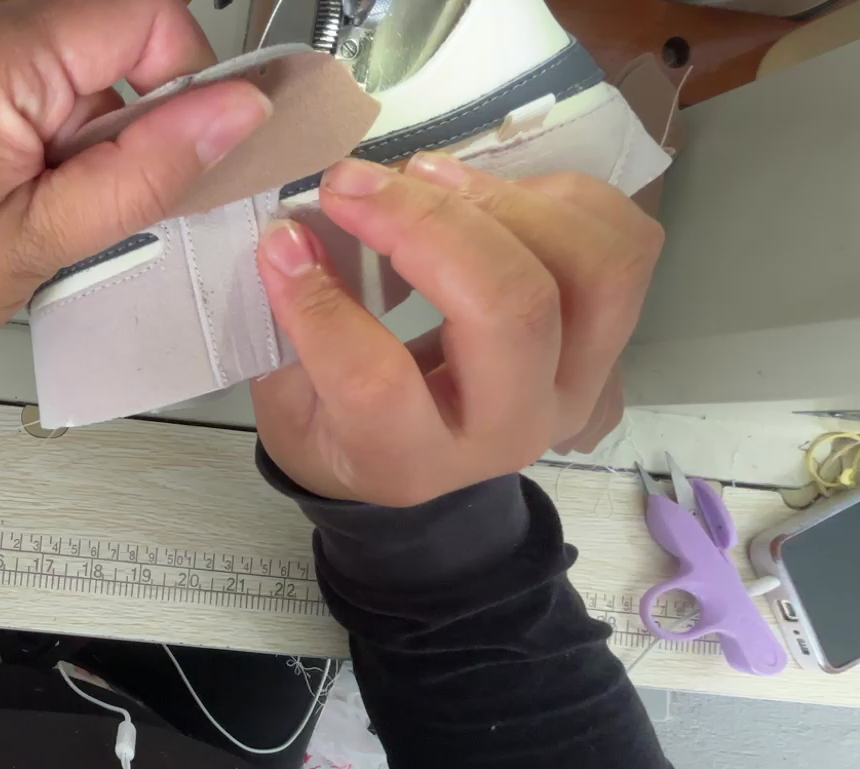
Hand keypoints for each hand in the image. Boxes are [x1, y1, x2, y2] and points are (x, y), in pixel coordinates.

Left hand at [0, 0, 271, 397]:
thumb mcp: (40, 243)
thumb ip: (143, 171)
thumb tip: (235, 110)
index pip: (142, 16)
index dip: (184, 84)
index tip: (179, 155)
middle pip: (99, 44)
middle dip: (112, 129)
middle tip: (70, 213)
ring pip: (60, 70)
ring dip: (69, 143)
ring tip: (21, 217)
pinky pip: (14, 85)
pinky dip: (31, 139)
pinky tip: (0, 199)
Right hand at [252, 154, 664, 506]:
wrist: (400, 460)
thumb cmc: (327, 434)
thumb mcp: (285, 406)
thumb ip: (291, 333)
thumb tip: (292, 236)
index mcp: (406, 461)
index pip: (374, 379)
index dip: (321, 304)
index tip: (280, 243)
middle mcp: (506, 432)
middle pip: (508, 307)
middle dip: (425, 224)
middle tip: (350, 185)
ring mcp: (574, 387)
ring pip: (591, 267)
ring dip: (499, 201)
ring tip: (419, 175)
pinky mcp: (607, 343)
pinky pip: (620, 246)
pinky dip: (551, 197)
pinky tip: (474, 193)